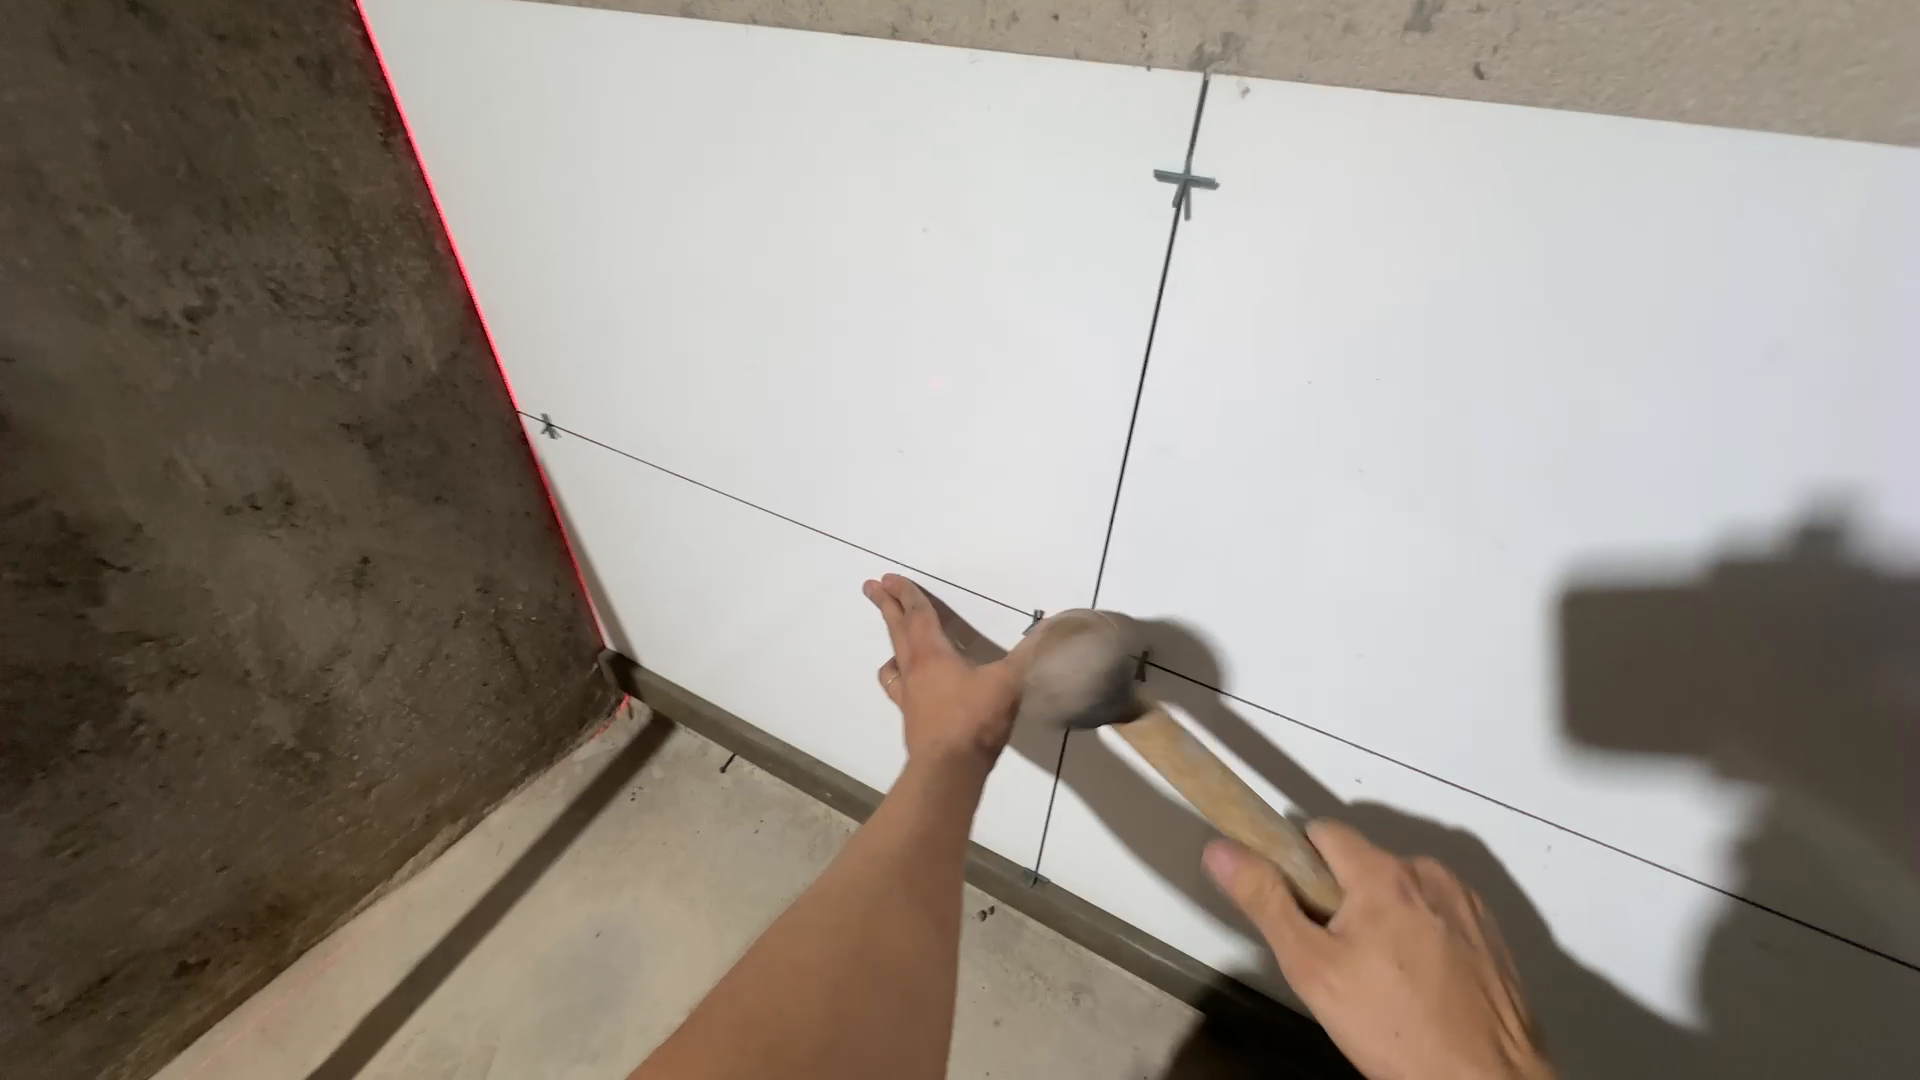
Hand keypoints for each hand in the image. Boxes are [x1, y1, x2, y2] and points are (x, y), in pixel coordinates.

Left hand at [864, 574, 1021, 767]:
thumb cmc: (975, 720)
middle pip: (897, 630)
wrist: (949, 769)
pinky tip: (910, 685)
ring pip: (893, 659)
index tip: (888, 578)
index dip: (906, 594)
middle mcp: (914, 669)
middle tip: (870, 586)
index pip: (917, 615)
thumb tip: (1052, 626)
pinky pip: (898, 688)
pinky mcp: (911, 718)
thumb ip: (1029, 653)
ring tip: (894, 640)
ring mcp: (908, 696)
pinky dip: (900, 677)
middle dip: (886, 606)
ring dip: (892, 642)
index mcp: (933, 654)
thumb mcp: (1008, 682)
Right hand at [1204, 822, 1551, 1079]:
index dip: (1301, 863)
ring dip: (1384, 911)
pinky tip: (1422, 980)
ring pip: (1400, 886)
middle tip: (1337, 952)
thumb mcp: (1311, 968)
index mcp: (1383, 873)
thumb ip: (1264, 900)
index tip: (1300, 907)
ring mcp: (1466, 901)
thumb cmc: (1391, 1027)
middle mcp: (1428, 872)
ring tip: (1383, 973)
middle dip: (1341, 894)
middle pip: (1362, 861)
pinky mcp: (1493, 931)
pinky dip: (1422, 930)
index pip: (1322, 832)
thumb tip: (1220, 849)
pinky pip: (1436, 910)